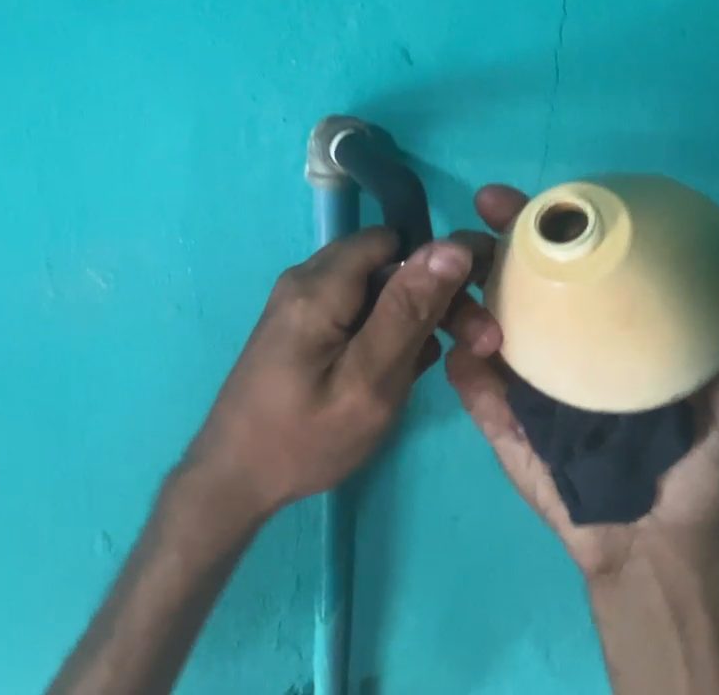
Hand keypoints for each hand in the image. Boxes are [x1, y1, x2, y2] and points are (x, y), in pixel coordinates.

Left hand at [180, 227, 497, 519]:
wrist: (234, 479)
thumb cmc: (304, 438)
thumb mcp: (368, 380)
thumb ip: (408, 312)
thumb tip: (451, 246)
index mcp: (320, 286)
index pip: (396, 240)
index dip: (444, 260)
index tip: (484, 295)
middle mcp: (306, 281)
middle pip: (386, 265)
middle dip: (435, 295)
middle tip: (482, 341)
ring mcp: (300, 306)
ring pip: (374, 290)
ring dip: (414, 317)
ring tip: (446, 360)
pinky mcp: (301, 330)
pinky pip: (355, 313)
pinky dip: (385, 332)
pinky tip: (406, 370)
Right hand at [445, 185, 718, 575]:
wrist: (658, 542)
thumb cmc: (706, 460)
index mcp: (602, 310)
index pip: (563, 247)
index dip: (534, 215)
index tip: (508, 198)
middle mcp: (551, 327)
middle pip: (498, 270)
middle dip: (473, 244)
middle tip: (468, 242)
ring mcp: (515, 368)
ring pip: (464, 313)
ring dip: (457, 302)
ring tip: (480, 323)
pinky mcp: (493, 411)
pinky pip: (466, 378)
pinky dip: (463, 365)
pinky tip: (475, 362)